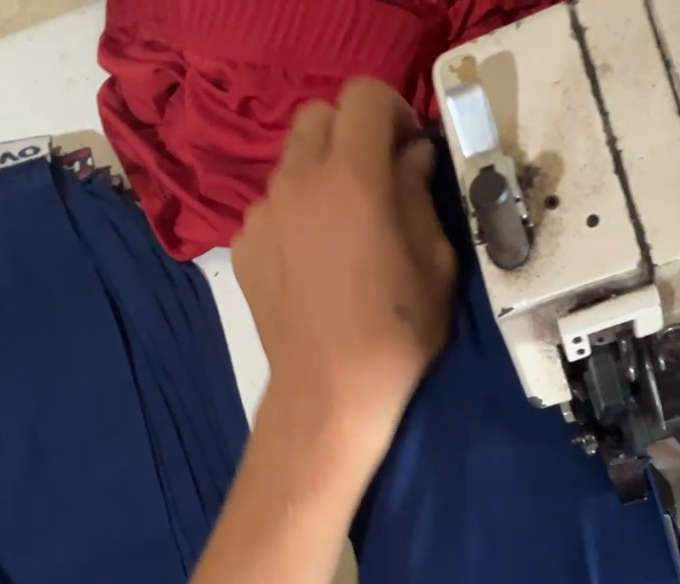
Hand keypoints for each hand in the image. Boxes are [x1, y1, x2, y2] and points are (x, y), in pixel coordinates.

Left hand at [231, 77, 457, 464]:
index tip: (409, 147)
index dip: (393, 110)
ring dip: (322, 175)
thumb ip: (422, 196)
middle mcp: (299, 182)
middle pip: (318, 116)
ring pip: (291, 163)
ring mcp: (263, 214)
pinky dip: (296, 216)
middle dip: (352, 133)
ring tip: (343, 228)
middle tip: (377, 178)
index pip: (364, 95)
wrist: (330, 392)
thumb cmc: (397, 334)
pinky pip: (272, 208)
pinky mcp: (244, 246)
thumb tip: (412, 158)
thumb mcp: (435, 264)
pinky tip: (313, 263)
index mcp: (354, 178)